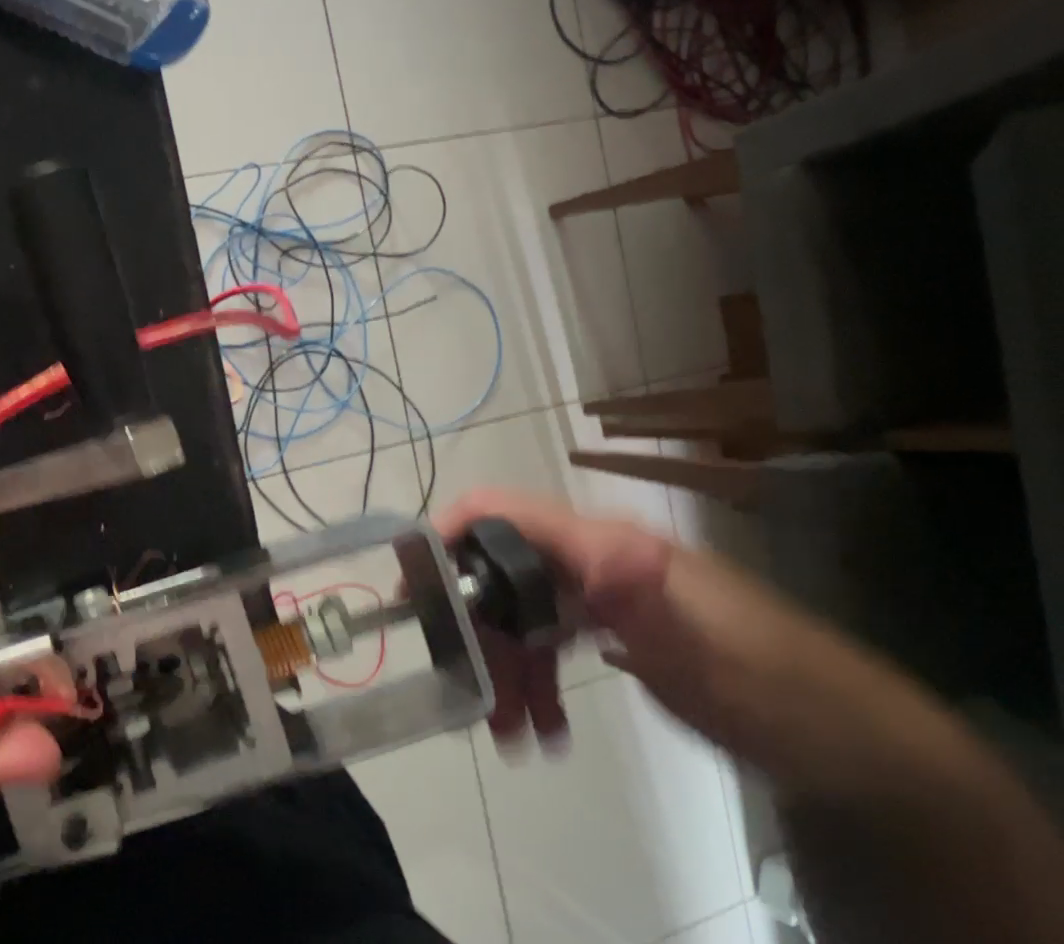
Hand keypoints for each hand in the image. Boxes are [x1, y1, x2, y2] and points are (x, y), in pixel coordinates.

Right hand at [435, 488, 803, 760]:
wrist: (848, 749)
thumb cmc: (776, 691)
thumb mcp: (707, 650)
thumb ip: (648, 599)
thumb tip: (606, 549)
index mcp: (610, 547)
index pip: (505, 514)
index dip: (448, 535)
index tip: (414, 589)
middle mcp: (597, 560)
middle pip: (500, 576)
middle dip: (474, 632)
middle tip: (465, 691)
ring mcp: (604, 596)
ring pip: (520, 618)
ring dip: (502, 669)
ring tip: (507, 734)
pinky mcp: (613, 631)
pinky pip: (549, 646)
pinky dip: (535, 684)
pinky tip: (540, 729)